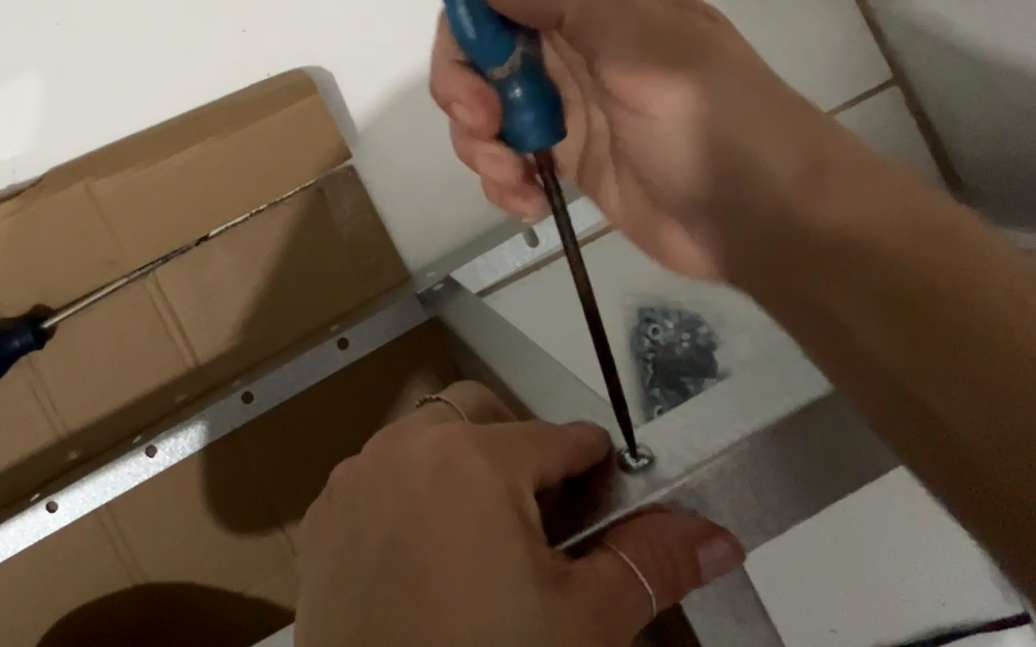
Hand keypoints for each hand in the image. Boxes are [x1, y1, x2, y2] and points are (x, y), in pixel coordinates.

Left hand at [296, 381, 743, 646]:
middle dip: (517, 446)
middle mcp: (404, 448)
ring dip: (455, 467)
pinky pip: (373, 480)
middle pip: (476, 413)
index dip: (596, 462)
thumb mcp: (586, 623)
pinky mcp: (322, 516)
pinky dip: (404, 498)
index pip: (558, 435)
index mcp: (473, 458)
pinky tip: (423, 559)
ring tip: (483, 537)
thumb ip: (649, 563)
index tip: (612, 488)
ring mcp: (354, 477)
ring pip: (418, 440)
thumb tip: (713, 534)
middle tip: (545, 514)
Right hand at [408, 0, 841, 281]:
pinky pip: (497, 147)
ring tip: (511, 168)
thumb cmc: (718, 123)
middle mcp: (570, 30)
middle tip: (475, 110)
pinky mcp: (557, 148)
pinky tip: (528, 197)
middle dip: (458, 64)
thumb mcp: (650, 46)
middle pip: (478, 17)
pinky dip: (498, 173)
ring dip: (474, 132)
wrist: (766, 224)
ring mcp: (560, 92)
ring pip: (477, 88)